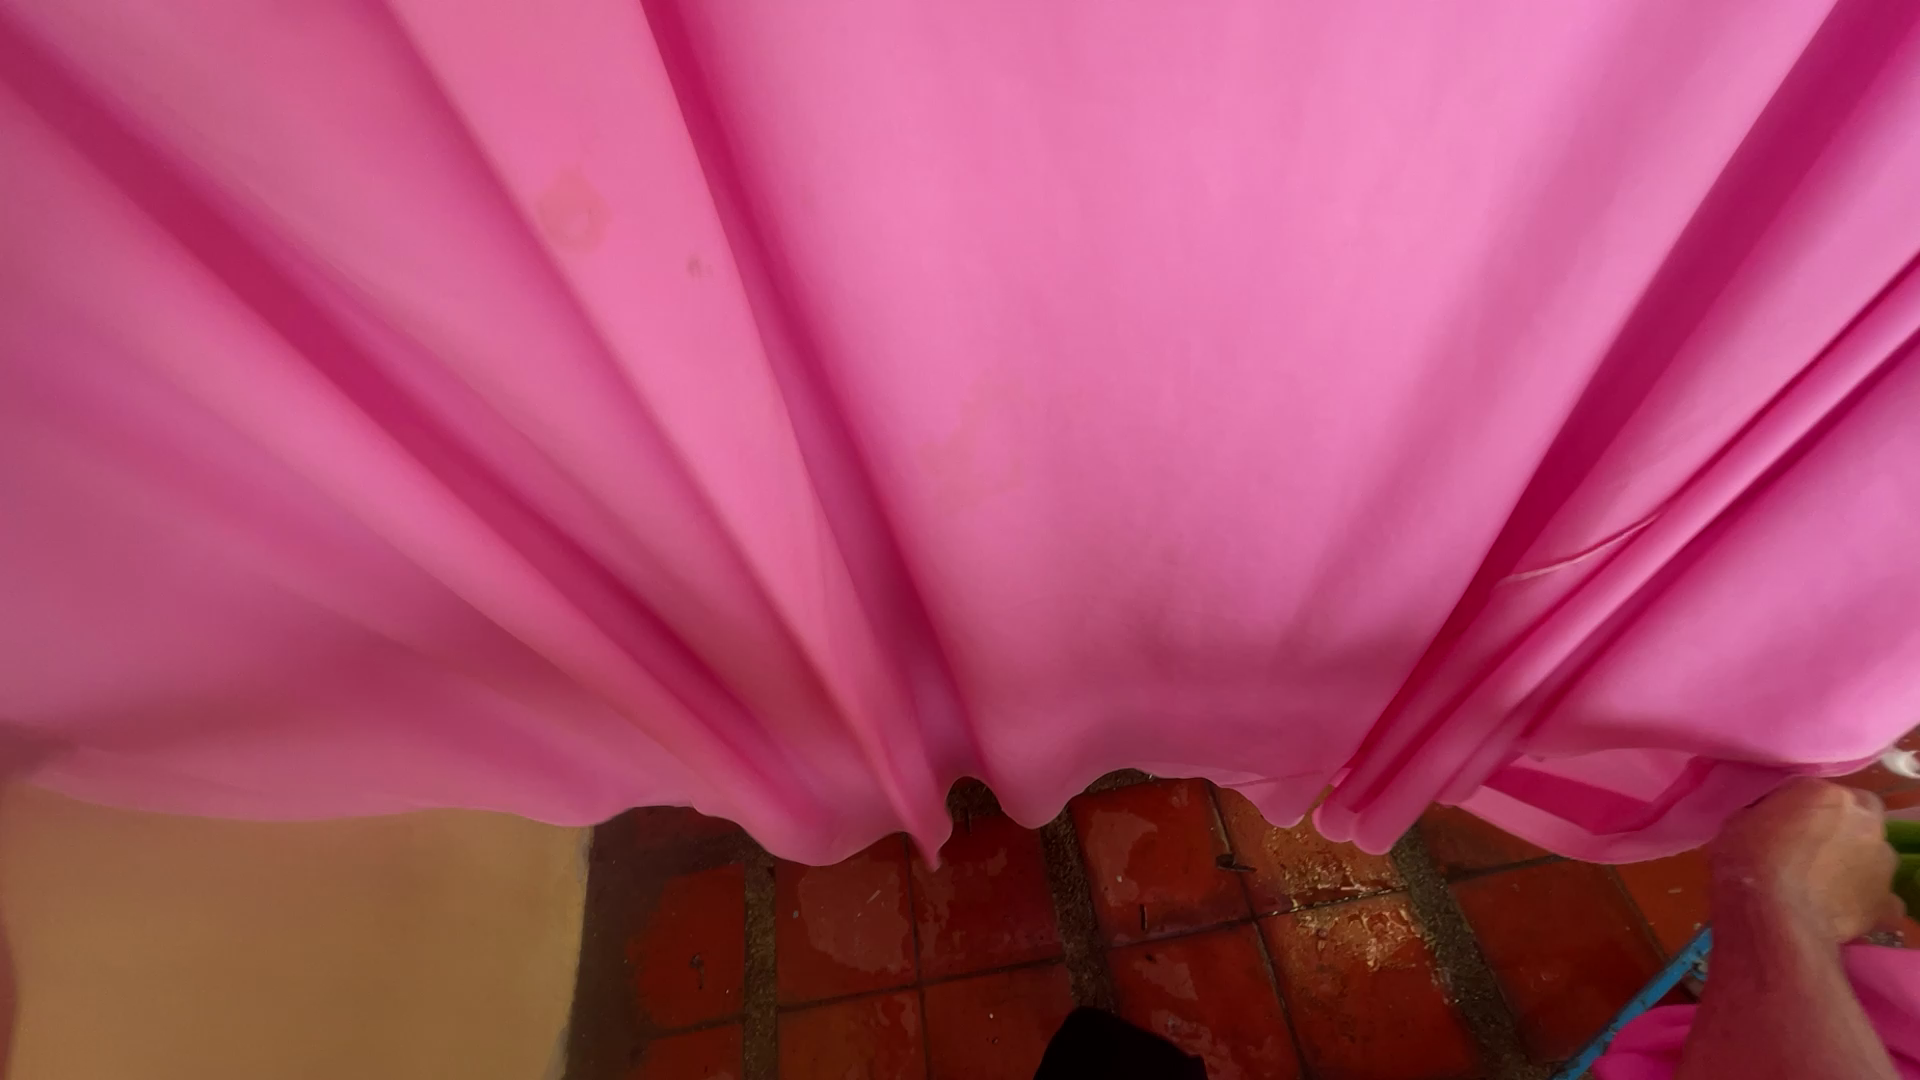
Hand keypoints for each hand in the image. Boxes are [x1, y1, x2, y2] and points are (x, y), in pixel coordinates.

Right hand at [1709, 778, 1903, 945]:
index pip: (1810, 787)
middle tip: (1806, 835)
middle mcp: (1867, 822)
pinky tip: (1834, 900)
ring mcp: (1885, 863)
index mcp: (1825, 795)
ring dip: (1851, 855)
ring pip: (1872, 850)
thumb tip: (1779, 820)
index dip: (1790, 800)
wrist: (1774, 910)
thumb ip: (1770, 813)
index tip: (1770, 813)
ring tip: (1817, 873)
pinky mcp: (1890, 900)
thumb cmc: (1745, 855)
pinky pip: (1878, 892)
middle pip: (1861, 809)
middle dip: (1840, 818)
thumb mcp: (1740, 819)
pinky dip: (1860, 893)